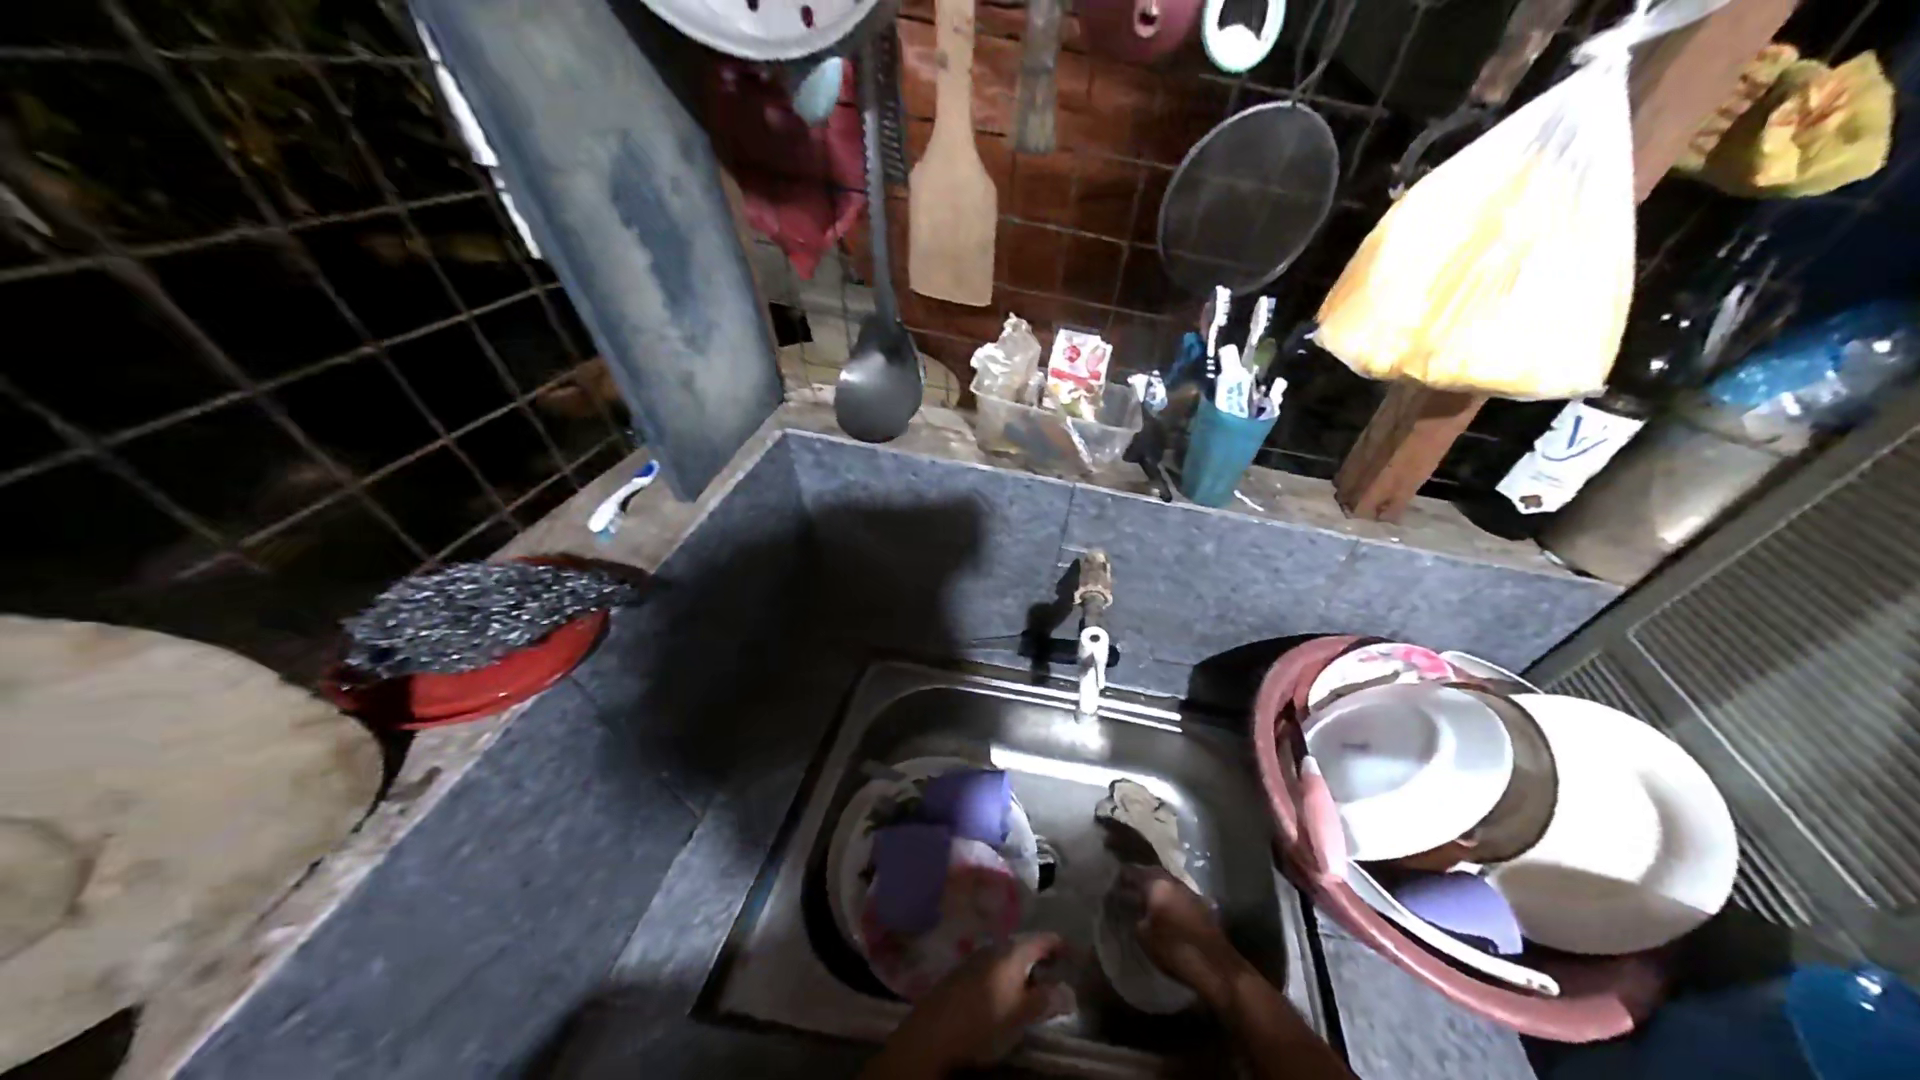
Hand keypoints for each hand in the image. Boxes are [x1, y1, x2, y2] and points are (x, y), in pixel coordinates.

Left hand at [881, 933, 1075, 1072]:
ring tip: (1035, 987)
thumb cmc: (983, 1022)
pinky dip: (1005, 976)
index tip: (1075, 954)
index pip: (1042, 939)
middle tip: (1058, 973)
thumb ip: (1047, 1000)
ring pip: (1006, 958)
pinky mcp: (960, 975)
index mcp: (1011, 952)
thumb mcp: (1021, 1015)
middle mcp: (993, 948)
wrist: (931, 1034)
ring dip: (1022, 969)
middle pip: (1024, 947)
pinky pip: (992, 968)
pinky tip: (1006, 995)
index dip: (1060, 945)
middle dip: (1042, 958)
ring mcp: (974, 959)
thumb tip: (1070, 991)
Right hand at [1120, 866, 1249, 1009]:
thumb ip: (1135, 913)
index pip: (1133, 871)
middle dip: (1140, 879)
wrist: (1216, 968)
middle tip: (1127, 887)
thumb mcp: (1143, 934)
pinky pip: (1179, 895)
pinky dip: (1169, 899)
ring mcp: (1191, 893)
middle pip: (1152, 873)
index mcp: (1158, 883)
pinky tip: (1163, 910)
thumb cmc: (1174, 949)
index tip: (1112, 881)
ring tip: (1144, 900)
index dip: (1121, 876)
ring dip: (1156, 889)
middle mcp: (1175, 882)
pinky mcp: (1203, 907)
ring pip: (1167, 884)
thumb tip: (1131, 904)